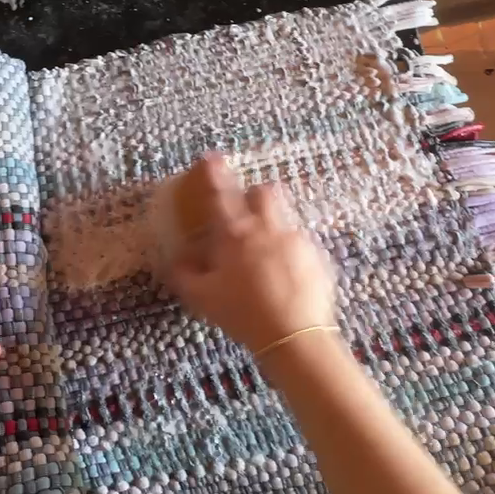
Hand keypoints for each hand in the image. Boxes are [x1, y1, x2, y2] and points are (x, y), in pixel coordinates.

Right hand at [153, 154, 337, 352]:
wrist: (295, 336)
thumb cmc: (243, 314)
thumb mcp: (203, 298)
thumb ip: (185, 275)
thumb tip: (176, 261)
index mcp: (235, 235)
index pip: (222, 194)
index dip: (215, 173)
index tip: (212, 157)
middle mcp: (267, 229)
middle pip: (264, 192)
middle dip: (255, 193)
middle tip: (248, 210)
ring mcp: (296, 241)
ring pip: (285, 218)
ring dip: (274, 226)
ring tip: (268, 254)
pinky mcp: (318, 258)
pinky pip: (303, 245)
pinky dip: (292, 255)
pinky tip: (287, 279)